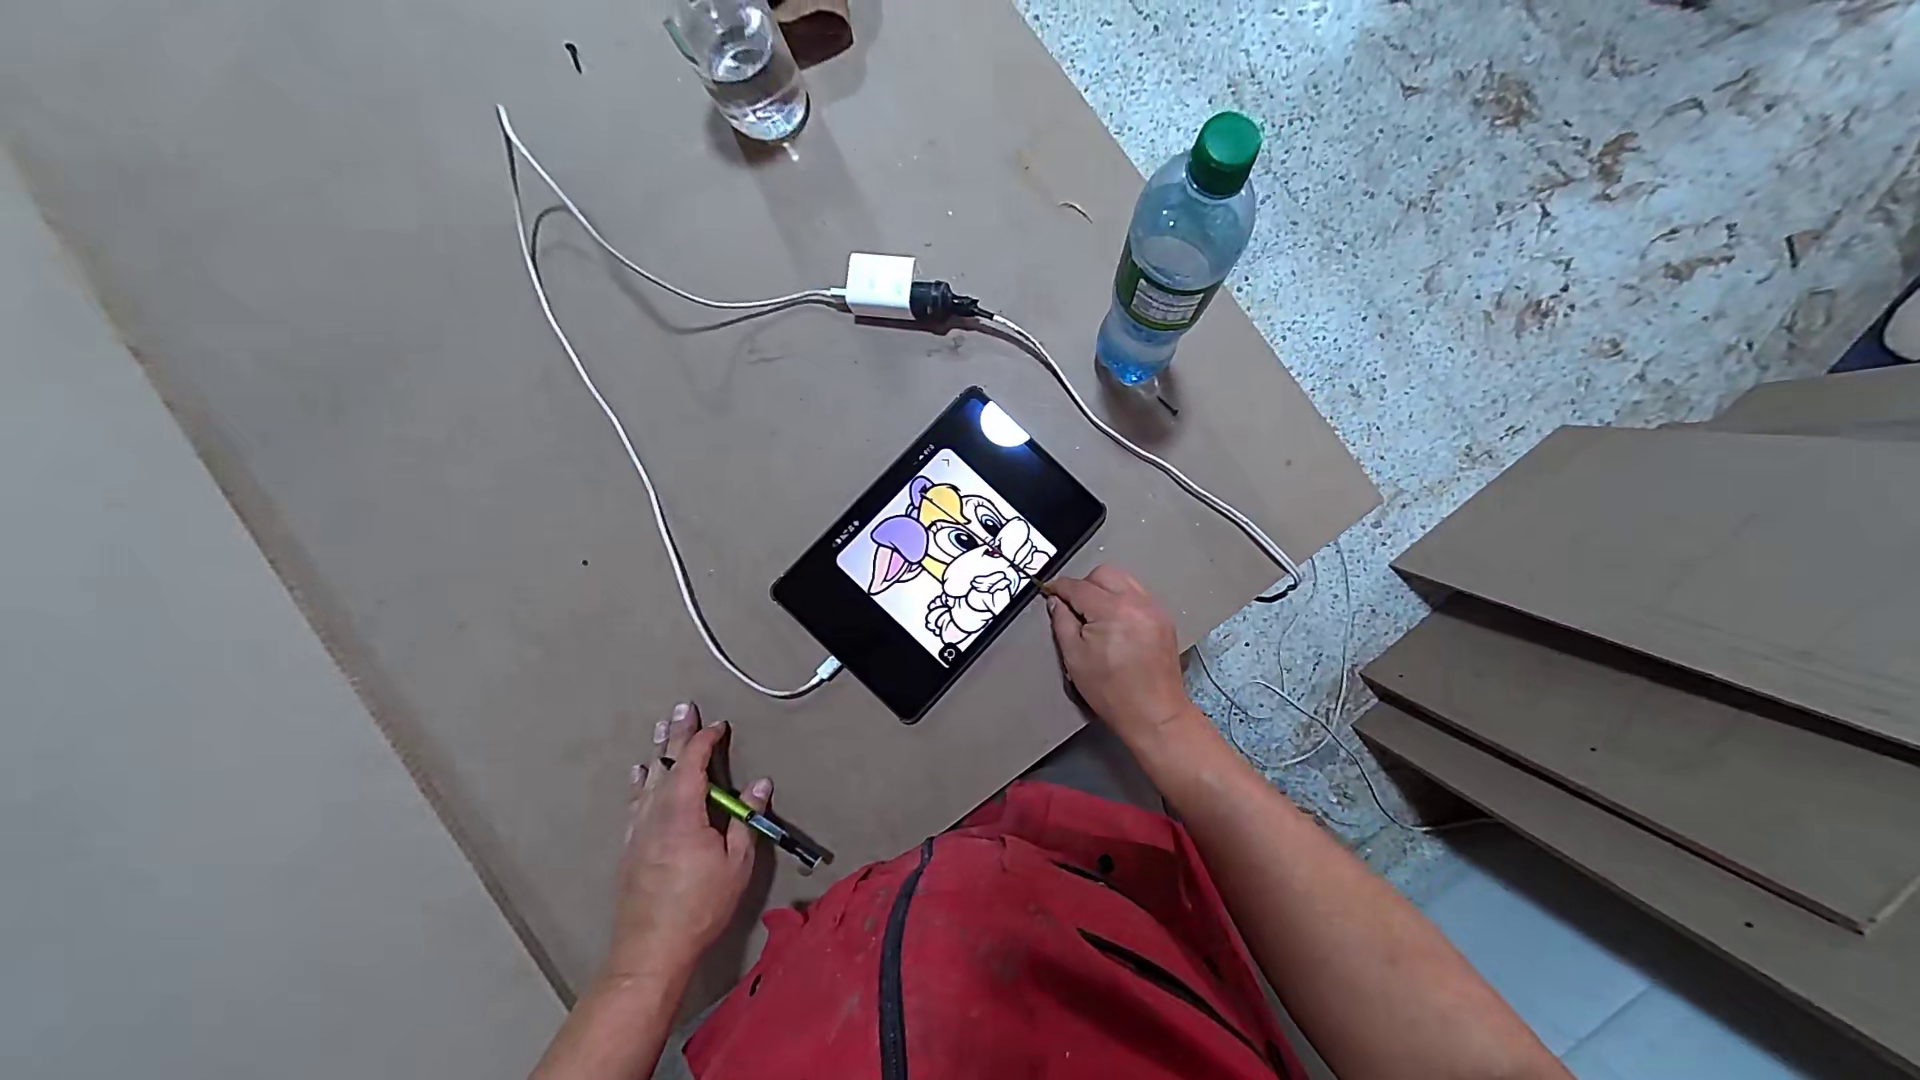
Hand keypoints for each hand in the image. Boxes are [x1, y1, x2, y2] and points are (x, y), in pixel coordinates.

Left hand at [604, 702, 770, 984]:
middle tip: (682, 708)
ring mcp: (637, 829)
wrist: (650, 950)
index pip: (693, 762)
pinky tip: (639, 773)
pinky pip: (634, 801)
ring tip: (661, 727)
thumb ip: (745, 819)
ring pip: (648, 779)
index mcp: (682, 812)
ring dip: (658, 750)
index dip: (706, 740)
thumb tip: (758, 785)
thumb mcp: (737, 863)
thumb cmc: (700, 906)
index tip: (719, 727)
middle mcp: (655, 813)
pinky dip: (640, 781)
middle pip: (667, 763)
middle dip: (677, 733)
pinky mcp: (629, 845)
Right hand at [1045, 565, 1199, 746]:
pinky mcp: (1163, 619)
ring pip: (1123, 580)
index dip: (1060, 588)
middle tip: (1073, 605)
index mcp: (1113, 611)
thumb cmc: (1114, 692)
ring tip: (1094, 614)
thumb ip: (1062, 622)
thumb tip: (1056, 602)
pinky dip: (1122, 599)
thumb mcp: (1074, 657)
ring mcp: (1154, 610)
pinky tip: (1114, 620)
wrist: (1153, 713)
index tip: (1051, 592)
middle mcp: (1137, 603)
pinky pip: (1138, 595)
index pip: (1079, 586)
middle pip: (1103, 573)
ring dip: (1104, 589)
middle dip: (1084, 585)